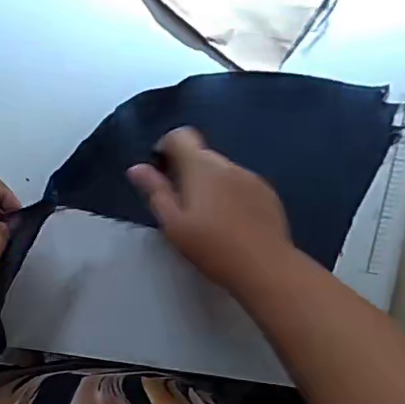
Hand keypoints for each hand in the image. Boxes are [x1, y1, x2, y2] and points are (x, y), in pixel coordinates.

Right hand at [127, 127, 295, 293]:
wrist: (265, 267)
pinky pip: (241, 185)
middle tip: (182, 208)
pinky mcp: (268, 193)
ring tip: (209, 220)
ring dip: (211, 186)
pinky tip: (232, 224)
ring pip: (222, 172)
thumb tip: (136, 167)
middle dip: (187, 173)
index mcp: (201, 167)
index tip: (162, 174)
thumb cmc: (212, 248)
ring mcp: (252, 177)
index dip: (166, 148)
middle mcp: (228, 164)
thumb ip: (155, 191)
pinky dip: (231, 196)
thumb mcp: (174, 224)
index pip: (180, 136)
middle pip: (201, 155)